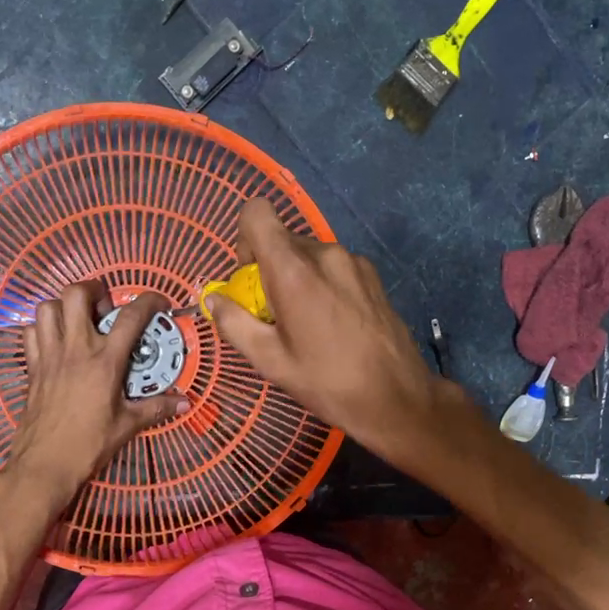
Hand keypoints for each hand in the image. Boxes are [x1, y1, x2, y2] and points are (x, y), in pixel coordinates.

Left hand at [1, 283, 187, 508]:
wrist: (45, 464)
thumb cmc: (89, 445)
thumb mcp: (128, 426)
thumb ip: (156, 408)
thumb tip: (184, 403)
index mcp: (104, 362)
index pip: (130, 317)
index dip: (149, 301)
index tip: (159, 303)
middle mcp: (75, 349)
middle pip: (76, 294)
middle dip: (94, 290)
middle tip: (106, 307)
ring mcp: (49, 356)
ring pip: (48, 307)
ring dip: (64, 305)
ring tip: (79, 319)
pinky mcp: (32, 367)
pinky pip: (31, 332)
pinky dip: (42, 328)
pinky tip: (55, 341)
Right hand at [209, 199, 462, 464]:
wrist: (395, 396)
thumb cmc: (327, 382)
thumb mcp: (271, 362)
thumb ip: (234, 324)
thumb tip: (213, 300)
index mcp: (295, 270)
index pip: (258, 213)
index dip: (245, 237)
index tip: (249, 276)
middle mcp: (325, 253)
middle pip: (283, 240)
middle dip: (269, 270)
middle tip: (275, 316)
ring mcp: (354, 261)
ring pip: (309, 255)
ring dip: (297, 279)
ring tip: (306, 324)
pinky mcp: (372, 275)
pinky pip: (333, 267)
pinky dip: (323, 285)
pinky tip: (333, 324)